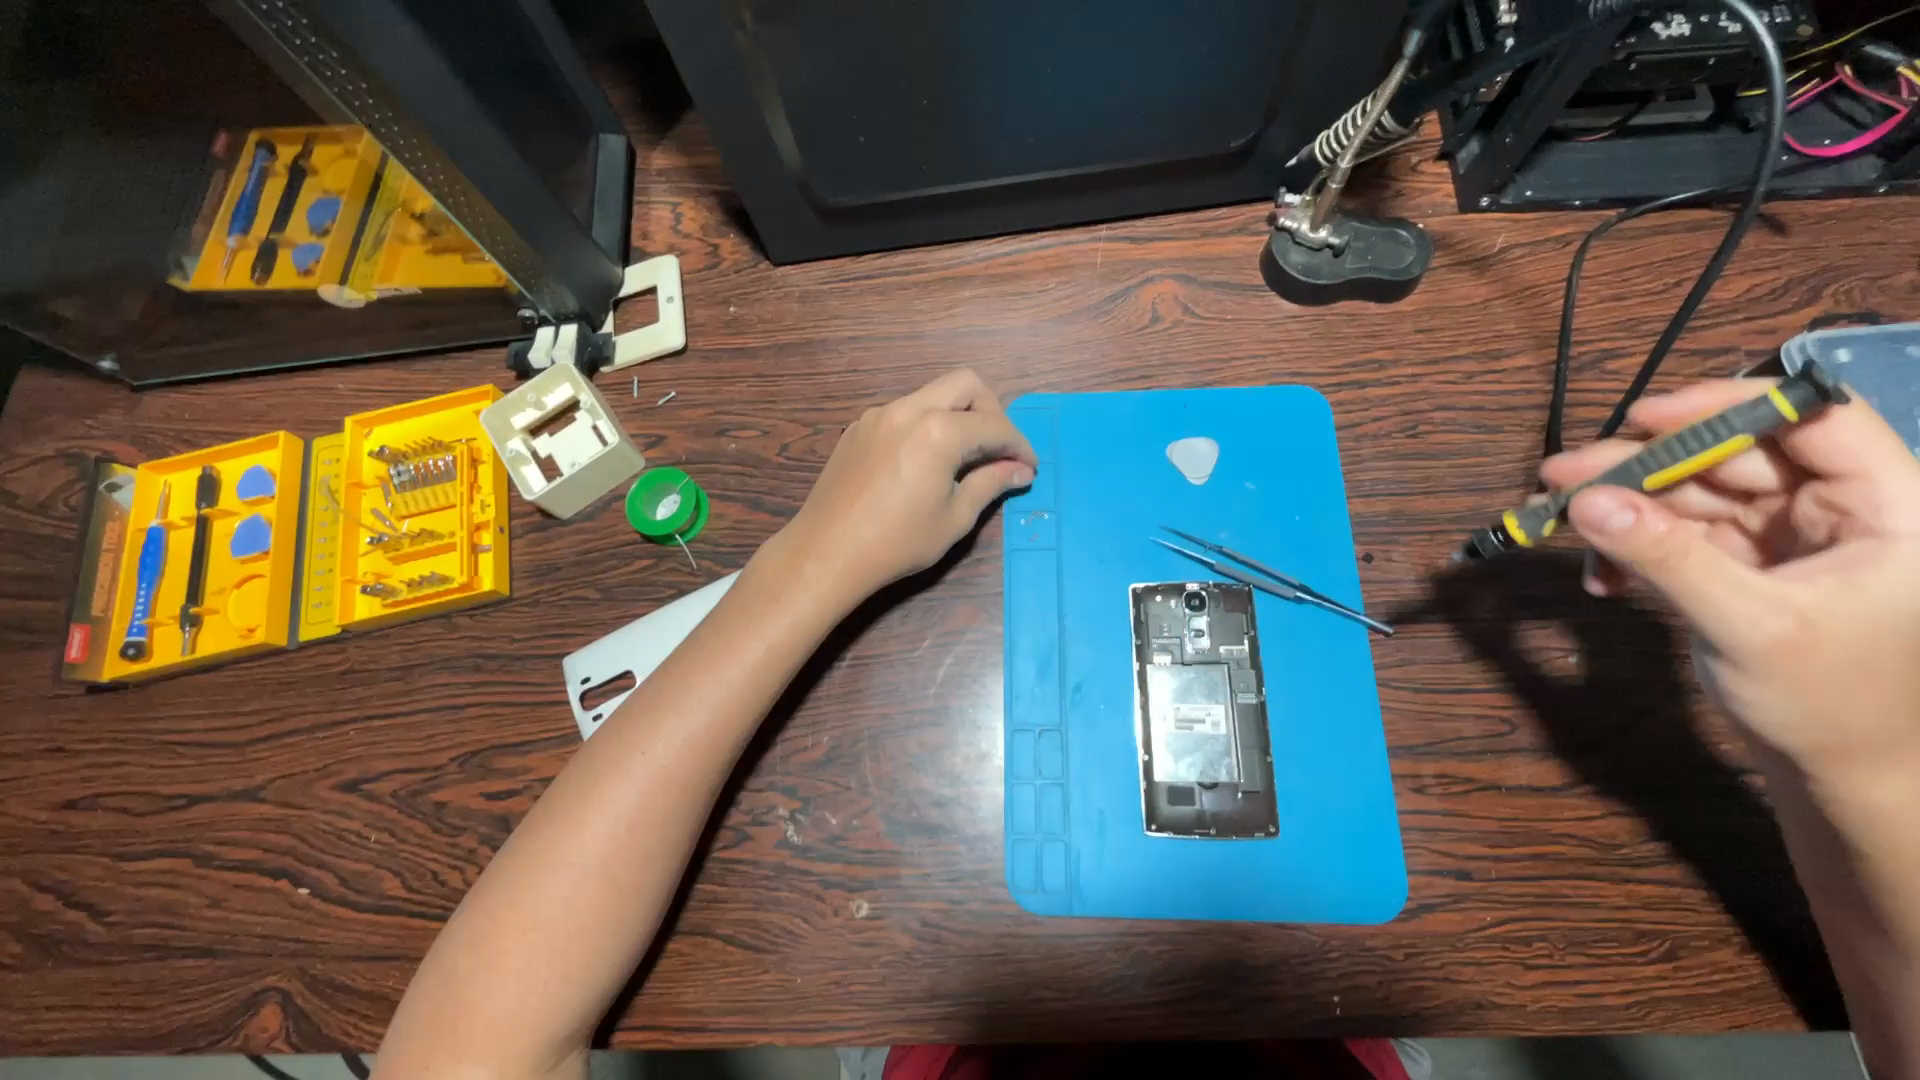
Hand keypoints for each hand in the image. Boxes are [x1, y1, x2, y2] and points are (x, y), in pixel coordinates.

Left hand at [771, 369, 1036, 602]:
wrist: (827, 552)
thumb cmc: (897, 542)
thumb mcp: (955, 518)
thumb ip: (990, 484)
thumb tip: (1020, 470)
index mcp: (938, 431)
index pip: (993, 425)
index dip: (1018, 445)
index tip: (1028, 467)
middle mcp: (908, 409)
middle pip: (965, 384)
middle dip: (991, 411)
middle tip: (998, 448)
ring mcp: (878, 415)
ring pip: (931, 394)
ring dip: (956, 415)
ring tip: (963, 458)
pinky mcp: (858, 428)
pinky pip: (903, 412)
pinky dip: (925, 425)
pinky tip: (924, 462)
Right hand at [1543, 379, 1919, 784]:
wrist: (1840, 768)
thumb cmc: (1828, 700)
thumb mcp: (1749, 626)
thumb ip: (1668, 559)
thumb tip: (1583, 502)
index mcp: (1884, 505)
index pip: (1812, 421)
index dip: (1728, 407)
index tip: (1641, 418)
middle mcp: (1831, 507)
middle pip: (1728, 455)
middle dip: (1641, 465)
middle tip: (1558, 476)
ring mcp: (1779, 534)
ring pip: (1688, 491)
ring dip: (1618, 506)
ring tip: (1551, 517)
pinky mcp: (1736, 561)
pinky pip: (1671, 533)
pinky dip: (1628, 548)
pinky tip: (1600, 578)